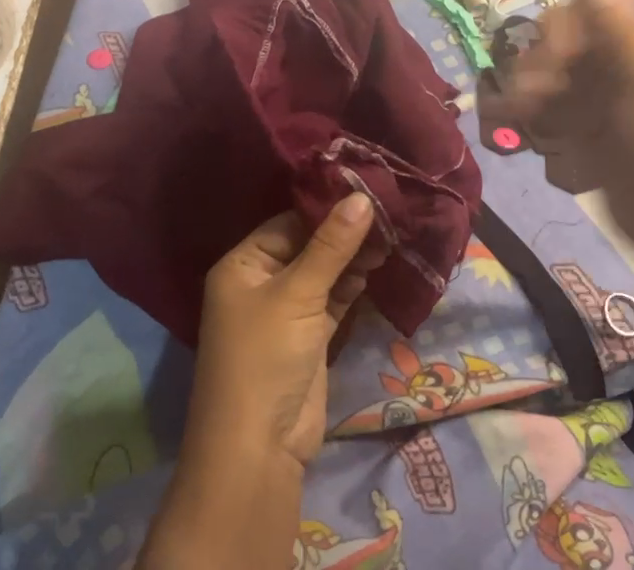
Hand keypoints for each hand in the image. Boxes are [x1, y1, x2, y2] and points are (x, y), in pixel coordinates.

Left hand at [188, 195, 385, 469]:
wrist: (260, 443)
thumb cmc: (266, 355)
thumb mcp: (297, 294)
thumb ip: (331, 246)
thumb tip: (361, 196)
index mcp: (242, 264)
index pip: (286, 222)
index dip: (325, 208)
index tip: (367, 189)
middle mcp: (259, 282)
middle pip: (306, 246)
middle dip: (343, 234)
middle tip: (389, 213)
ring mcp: (284, 312)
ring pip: (322, 274)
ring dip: (352, 259)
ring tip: (392, 236)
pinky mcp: (308, 337)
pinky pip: (332, 300)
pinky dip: (352, 286)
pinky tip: (378, 266)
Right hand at [490, 0, 633, 270]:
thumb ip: (624, 21)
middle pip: (594, 9)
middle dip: (562, 32)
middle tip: (550, 65)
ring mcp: (621, 86)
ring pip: (566, 54)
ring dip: (538, 70)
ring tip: (526, 101)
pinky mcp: (597, 122)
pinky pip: (556, 97)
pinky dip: (534, 103)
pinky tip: (520, 116)